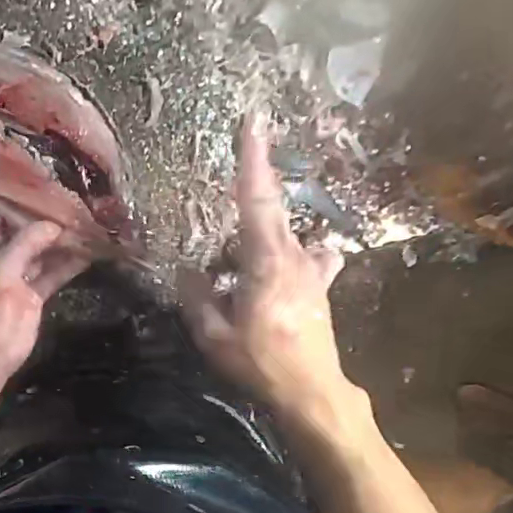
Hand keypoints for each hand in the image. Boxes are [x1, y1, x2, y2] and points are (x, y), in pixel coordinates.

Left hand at [0, 221, 91, 387]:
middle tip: (75, 224)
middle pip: (24, 246)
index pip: (4, 232)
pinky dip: (64, 269)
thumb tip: (52, 225)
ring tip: (85, 237)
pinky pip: (48, 279)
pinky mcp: (30, 301)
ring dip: (59, 252)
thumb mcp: (2, 271)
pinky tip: (83, 258)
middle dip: (48, 237)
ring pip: (39, 262)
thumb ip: (25, 244)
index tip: (54, 213)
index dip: (28, 223)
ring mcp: (13, 285)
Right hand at [182, 115, 358, 425]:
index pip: (258, 200)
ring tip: (238, 270)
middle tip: (227, 225)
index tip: (253, 121)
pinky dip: (289, 256)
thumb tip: (190, 271)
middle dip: (249, 202)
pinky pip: (307, 256)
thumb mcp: (215, 338)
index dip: (253, 159)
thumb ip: (198, 299)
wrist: (312, 391)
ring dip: (260, 241)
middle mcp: (296, 256)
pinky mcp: (321, 285)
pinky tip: (277, 274)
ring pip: (284, 236)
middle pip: (270, 214)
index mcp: (268, 262)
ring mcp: (314, 270)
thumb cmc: (262, 365)